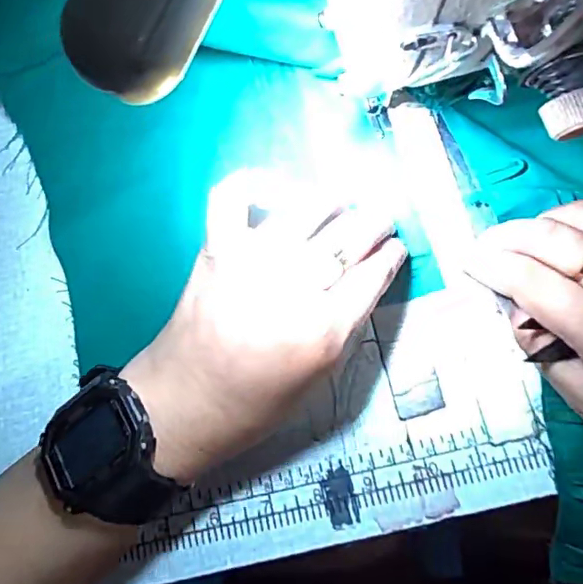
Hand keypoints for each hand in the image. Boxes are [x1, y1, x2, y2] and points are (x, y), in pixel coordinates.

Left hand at [124, 169, 407, 482]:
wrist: (186, 402)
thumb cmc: (260, 399)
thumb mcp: (322, 372)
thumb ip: (350, 319)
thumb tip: (372, 269)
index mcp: (323, 329)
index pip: (373, 273)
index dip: (391, 254)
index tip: (396, 246)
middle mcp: (293, 288)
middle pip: (350, 237)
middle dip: (375, 224)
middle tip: (382, 221)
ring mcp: (252, 260)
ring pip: (310, 209)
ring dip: (335, 201)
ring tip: (342, 204)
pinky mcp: (218, 248)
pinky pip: (236, 196)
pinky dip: (256, 181)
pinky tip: (278, 187)